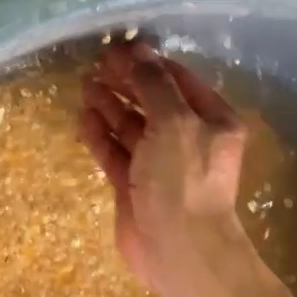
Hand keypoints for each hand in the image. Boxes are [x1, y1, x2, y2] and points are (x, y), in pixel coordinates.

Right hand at [79, 43, 248, 292]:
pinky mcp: (133, 187)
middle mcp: (186, 139)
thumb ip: (154, 85)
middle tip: (96, 66)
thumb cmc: (183, 179)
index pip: (178, 81)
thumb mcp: (174, 122)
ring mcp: (158, 165)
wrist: (176, 246)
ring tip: (85, 87)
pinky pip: (116, 154)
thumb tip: (139, 50)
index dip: (148, 63)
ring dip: (110, 107)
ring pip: (131, 129)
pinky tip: (85, 119)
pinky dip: (102, 137)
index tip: (118, 50)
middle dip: (126, 83)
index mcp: (211, 120)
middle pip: (152, 103)